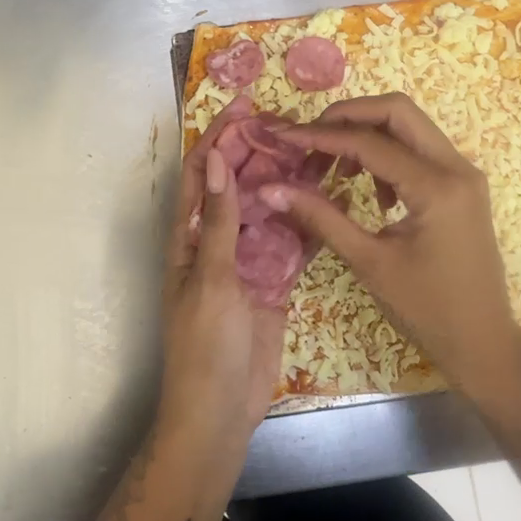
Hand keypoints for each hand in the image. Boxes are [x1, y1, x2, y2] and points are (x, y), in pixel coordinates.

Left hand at [159, 97, 286, 441]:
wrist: (221, 412)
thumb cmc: (203, 346)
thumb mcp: (209, 280)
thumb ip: (218, 222)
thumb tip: (213, 159)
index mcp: (189, 237)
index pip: (199, 174)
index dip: (216, 138)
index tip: (244, 108)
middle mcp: (216, 242)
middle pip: (236, 186)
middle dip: (258, 153)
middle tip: (293, 124)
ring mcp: (247, 263)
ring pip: (268, 211)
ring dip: (286, 182)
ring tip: (318, 150)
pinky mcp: (273, 284)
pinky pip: (291, 246)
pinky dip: (308, 223)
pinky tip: (332, 199)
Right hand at [257, 93, 520, 398]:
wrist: (483, 343)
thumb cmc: (427, 309)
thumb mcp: (369, 262)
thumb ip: (320, 217)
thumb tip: (269, 188)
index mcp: (436, 186)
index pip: (368, 141)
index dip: (319, 135)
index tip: (280, 135)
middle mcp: (457, 167)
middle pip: (396, 110)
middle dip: (346, 117)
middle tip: (308, 139)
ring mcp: (463, 174)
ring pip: (408, 125)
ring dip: (366, 133)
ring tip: (331, 169)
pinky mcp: (461, 185)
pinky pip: (419, 148)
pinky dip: (386, 152)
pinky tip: (366, 189)